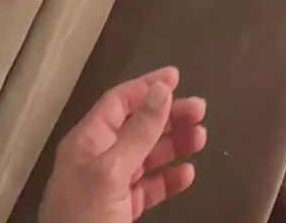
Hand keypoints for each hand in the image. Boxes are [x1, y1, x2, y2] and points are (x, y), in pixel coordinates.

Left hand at [40, 67, 207, 222]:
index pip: (118, 102)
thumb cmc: (85, 218)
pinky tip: (187, 174)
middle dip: (168, 116)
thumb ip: (138, 131)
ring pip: (145, 156)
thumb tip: (161, 89)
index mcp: (86, 142)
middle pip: (136, 126)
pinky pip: (147, 188)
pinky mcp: (119, 213)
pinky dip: (167, 179)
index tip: (177, 77)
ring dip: (173, 145)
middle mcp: (97, 159)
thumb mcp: (111, 172)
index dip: (146, 86)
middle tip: (200, 111)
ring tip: (201, 139)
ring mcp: (108, 188)